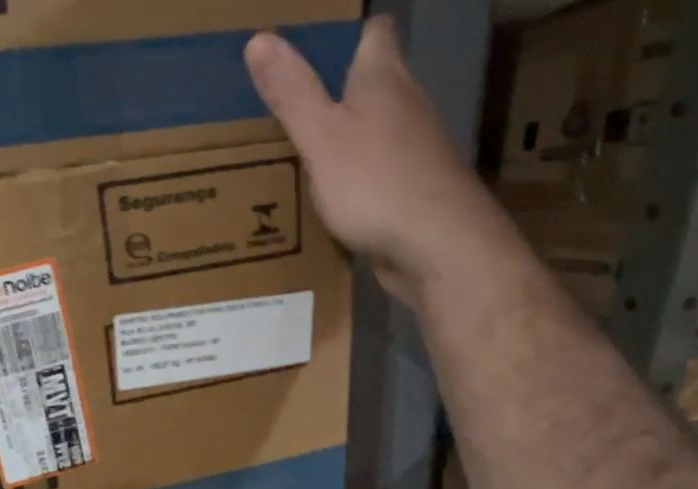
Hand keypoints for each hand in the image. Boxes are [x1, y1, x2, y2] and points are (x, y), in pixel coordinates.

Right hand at [246, 17, 523, 299]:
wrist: (438, 247)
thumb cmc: (376, 184)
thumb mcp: (322, 137)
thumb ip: (292, 93)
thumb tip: (259, 38)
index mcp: (384, 79)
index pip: (374, 33)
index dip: (343, 38)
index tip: (305, 55)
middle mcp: (407, 105)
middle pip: (372, 85)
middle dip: (333, 93)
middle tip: (286, 109)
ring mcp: (416, 151)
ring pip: (374, 133)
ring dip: (344, 141)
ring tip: (298, 157)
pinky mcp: (415, 192)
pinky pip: (378, 175)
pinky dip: (355, 181)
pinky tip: (328, 202)